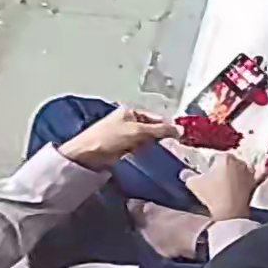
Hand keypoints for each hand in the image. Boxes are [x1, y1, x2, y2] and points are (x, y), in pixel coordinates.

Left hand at [58, 107, 177, 171]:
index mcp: (131, 112)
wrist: (85, 156)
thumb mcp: (139, 131)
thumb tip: (182, 130)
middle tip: (170, 144)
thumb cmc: (110, 138)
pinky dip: (146, 150)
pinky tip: (149, 154)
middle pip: (154, 128)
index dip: (168, 126)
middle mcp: (129, 121)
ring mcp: (125, 134)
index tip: (179, 137)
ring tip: (159, 150)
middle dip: (162, 136)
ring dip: (154, 144)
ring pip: (148, 138)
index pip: (158, 117)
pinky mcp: (122, 146)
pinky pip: (141, 146)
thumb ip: (161, 130)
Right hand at [182, 153, 267, 221]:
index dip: (209, 165)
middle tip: (215, 179)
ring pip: (240, 168)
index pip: (215, 157)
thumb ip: (188, 174)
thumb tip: (185, 172)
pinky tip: (239, 185)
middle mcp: (240, 161)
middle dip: (223, 168)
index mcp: (225, 158)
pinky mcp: (255, 181)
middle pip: (229, 162)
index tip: (207, 174)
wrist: (230, 211)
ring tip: (226, 184)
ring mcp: (250, 171)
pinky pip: (251, 176)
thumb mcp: (193, 183)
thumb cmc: (212, 194)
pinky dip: (246, 178)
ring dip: (234, 173)